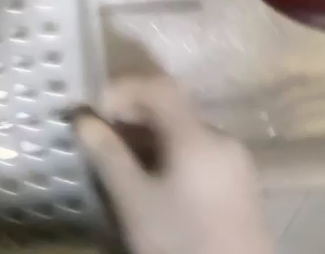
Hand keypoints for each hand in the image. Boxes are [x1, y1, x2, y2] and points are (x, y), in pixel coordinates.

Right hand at [74, 75, 272, 253]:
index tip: (92, 112)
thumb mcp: (135, 203)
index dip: (121, 89)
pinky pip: (199, 158)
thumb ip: (108, 155)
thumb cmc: (180, 247)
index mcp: (199, 136)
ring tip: (119, 168)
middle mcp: (223, 140)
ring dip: (149, 141)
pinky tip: (152, 188)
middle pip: (173, 110)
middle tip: (98, 141)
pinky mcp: (242, 192)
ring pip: (185, 136)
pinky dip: (170, 160)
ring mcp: (237, 167)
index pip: (158, 87)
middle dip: (132, 118)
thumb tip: (82, 119)